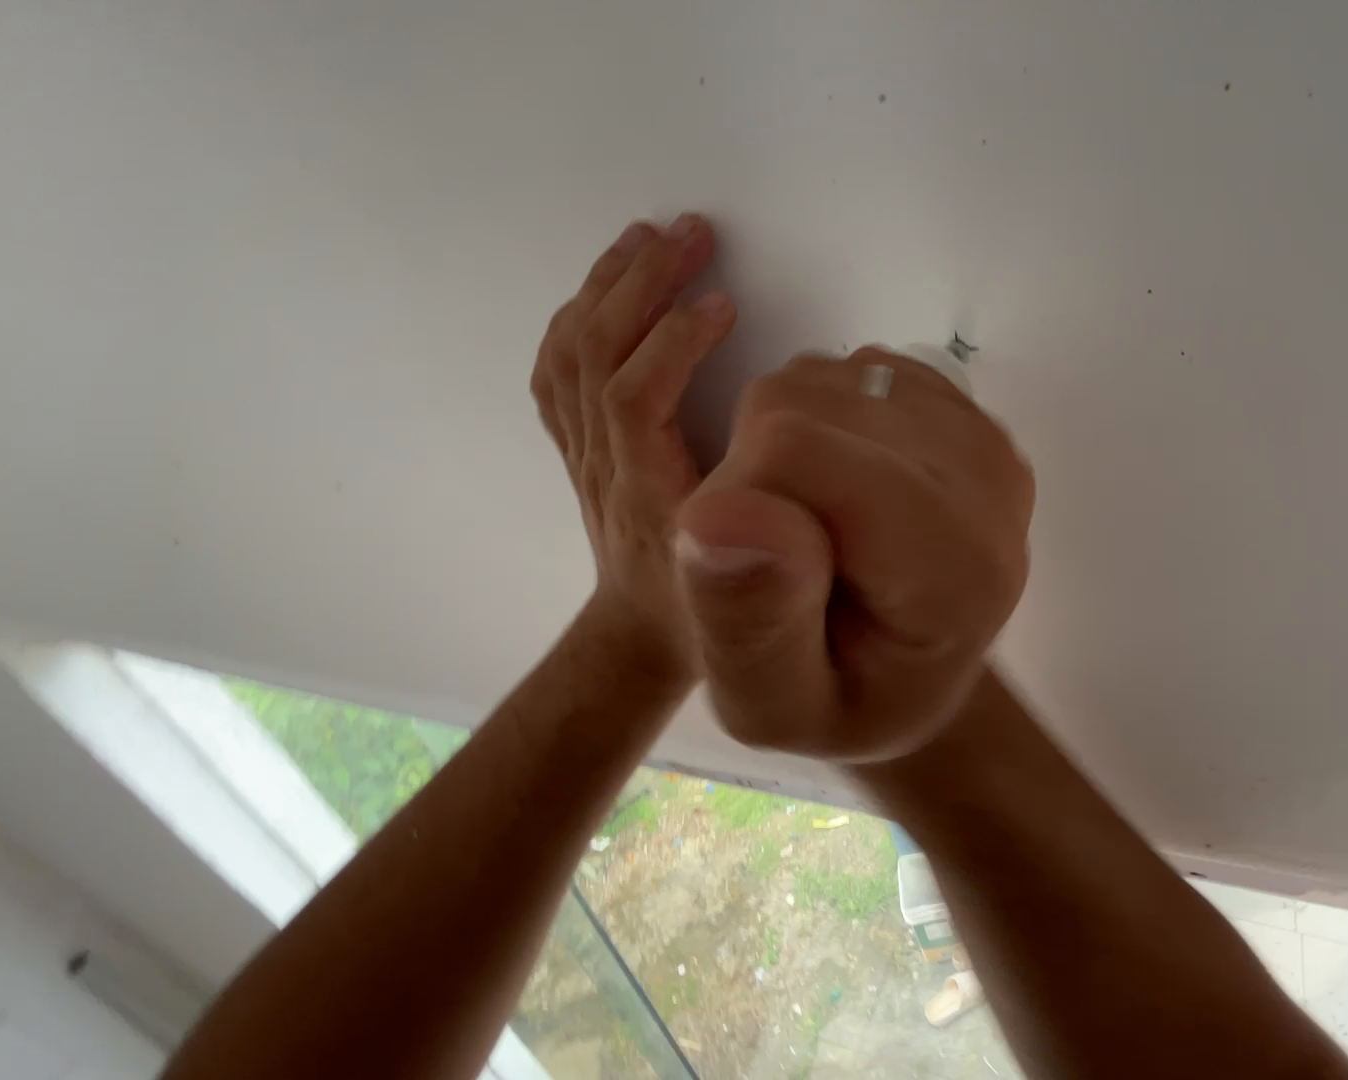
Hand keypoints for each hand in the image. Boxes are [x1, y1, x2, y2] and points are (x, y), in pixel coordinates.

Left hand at [531, 214, 735, 670]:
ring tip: (645, 239)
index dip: (673, 343)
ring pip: (568, 356)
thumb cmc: (703, 616)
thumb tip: (792, 443)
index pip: (635, 400)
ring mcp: (581, 456)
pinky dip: (575, 320)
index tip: (723, 301)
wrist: (638, 639)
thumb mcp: (748, 587)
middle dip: (639, 285)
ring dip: (604, 288)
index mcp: (645, 496)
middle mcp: (602, 467)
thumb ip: (766, 529)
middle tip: (689, 235)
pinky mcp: (578, 450)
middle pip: (593, 358)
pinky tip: (604, 290)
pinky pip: (555, 375)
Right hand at [675, 348, 1034, 761]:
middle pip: (802, 403)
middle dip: (755, 472)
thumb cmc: (847, 701)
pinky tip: (839, 488)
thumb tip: (719, 519)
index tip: (748, 573)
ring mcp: (978, 430)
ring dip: (783, 446)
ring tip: (812, 528)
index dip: (735, 500)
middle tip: (781, 557)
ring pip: (816, 379)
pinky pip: (842, 371)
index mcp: (956, 564)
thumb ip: (752, 629)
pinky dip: (817, 421)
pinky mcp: (959, 406)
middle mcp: (988, 478)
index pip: (795, 449)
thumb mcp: (777, 707)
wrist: (916, 668)